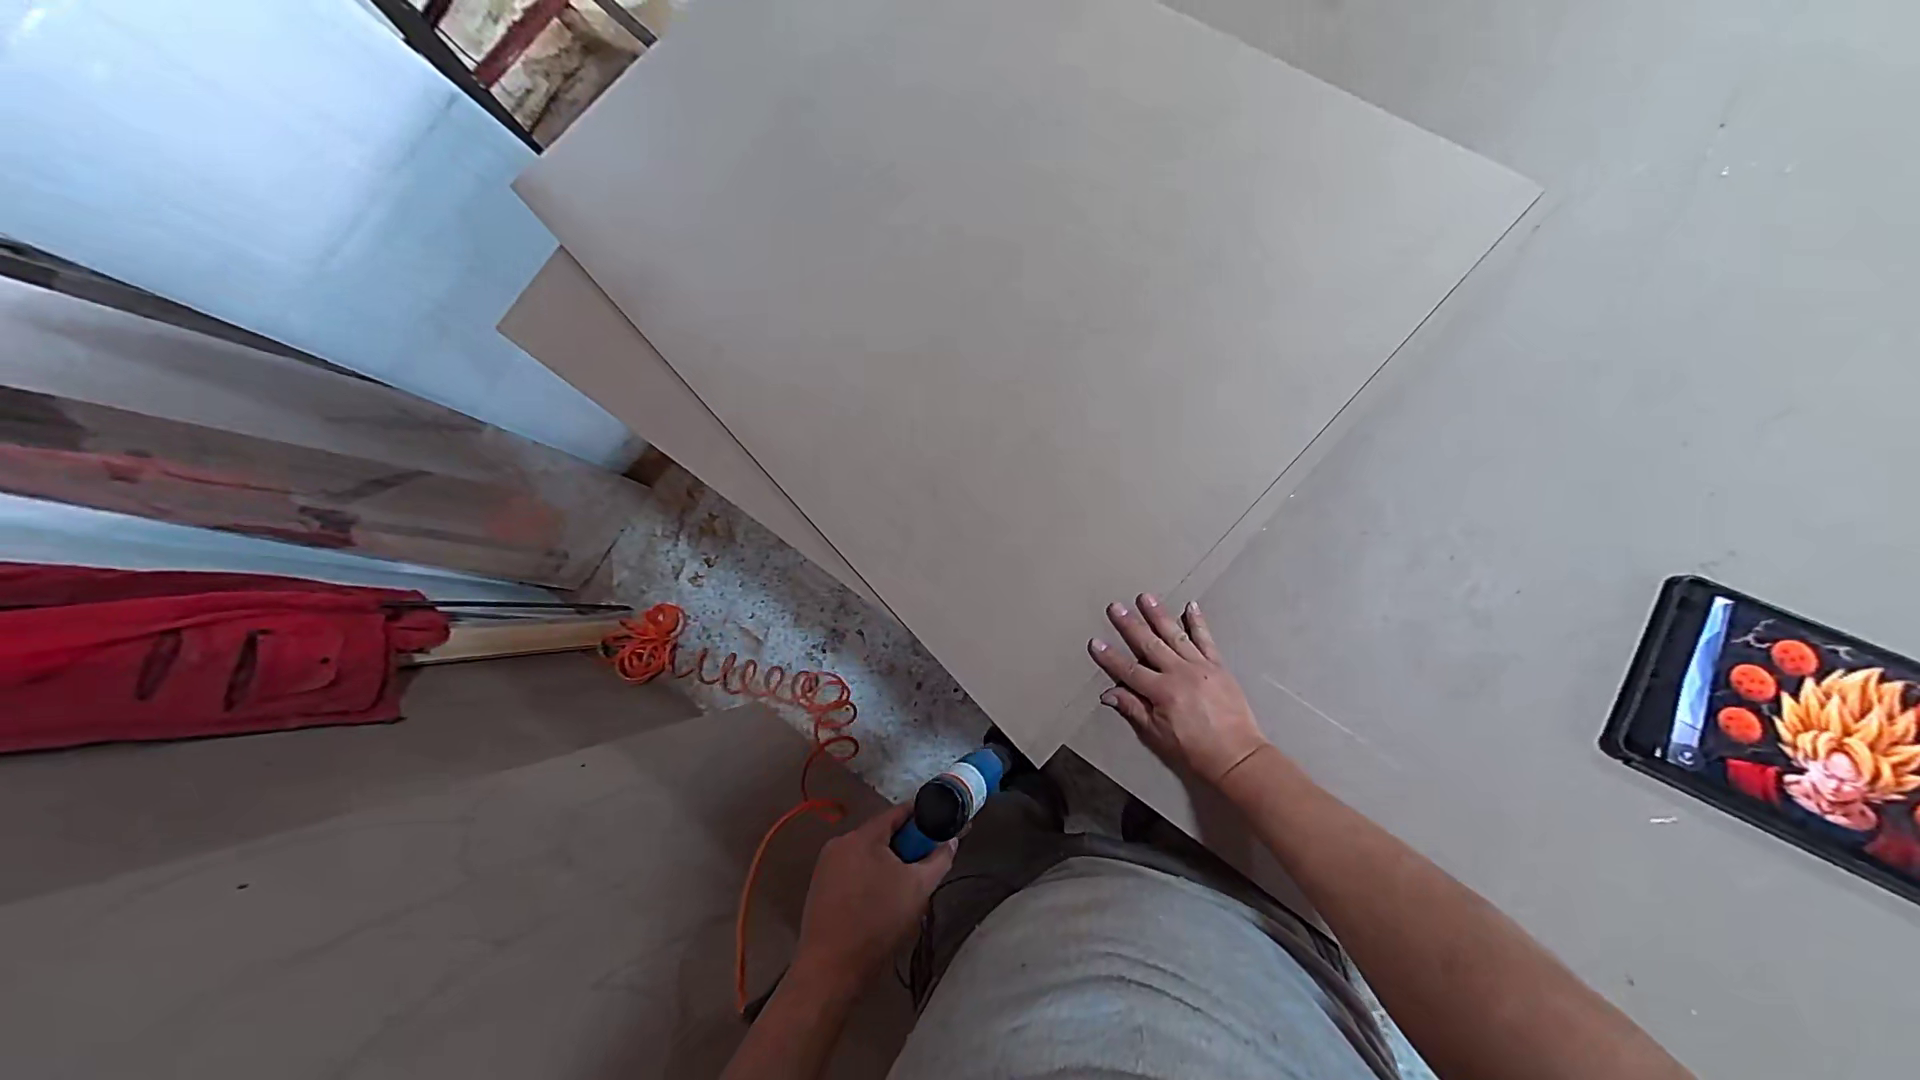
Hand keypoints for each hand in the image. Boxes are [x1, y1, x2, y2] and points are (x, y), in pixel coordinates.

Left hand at [792, 802, 953, 988]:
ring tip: (904, 888)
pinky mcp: (819, 887)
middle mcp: (840, 843)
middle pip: (881, 833)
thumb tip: (951, 841)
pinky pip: (852, 870)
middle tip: (925, 865)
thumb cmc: (878, 923)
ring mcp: (826, 865)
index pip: (897, 812)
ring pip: (867, 853)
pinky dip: (869, 877)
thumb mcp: (918, 889)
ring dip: (887, 863)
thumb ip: (939, 859)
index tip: (940, 826)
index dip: (922, 817)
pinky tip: (880, 901)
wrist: (831, 971)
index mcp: (862, 836)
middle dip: (905, 846)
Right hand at [1088, 594, 1269, 784]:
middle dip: (1130, 625)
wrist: (1238, 756)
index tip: (1096, 643)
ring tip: (1145, 598)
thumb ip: (1134, 709)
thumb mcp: (1157, 734)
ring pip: (1175, 635)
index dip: (1110, 657)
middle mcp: (1180, 673)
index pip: (1128, 670)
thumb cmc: (1196, 750)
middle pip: (1149, 644)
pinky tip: (1190, 606)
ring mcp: (1201, 667)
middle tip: (1116, 607)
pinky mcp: (1218, 667)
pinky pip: (1206, 640)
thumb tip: (1109, 694)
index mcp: (1162, 691)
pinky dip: (1198, 622)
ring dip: (1158, 615)